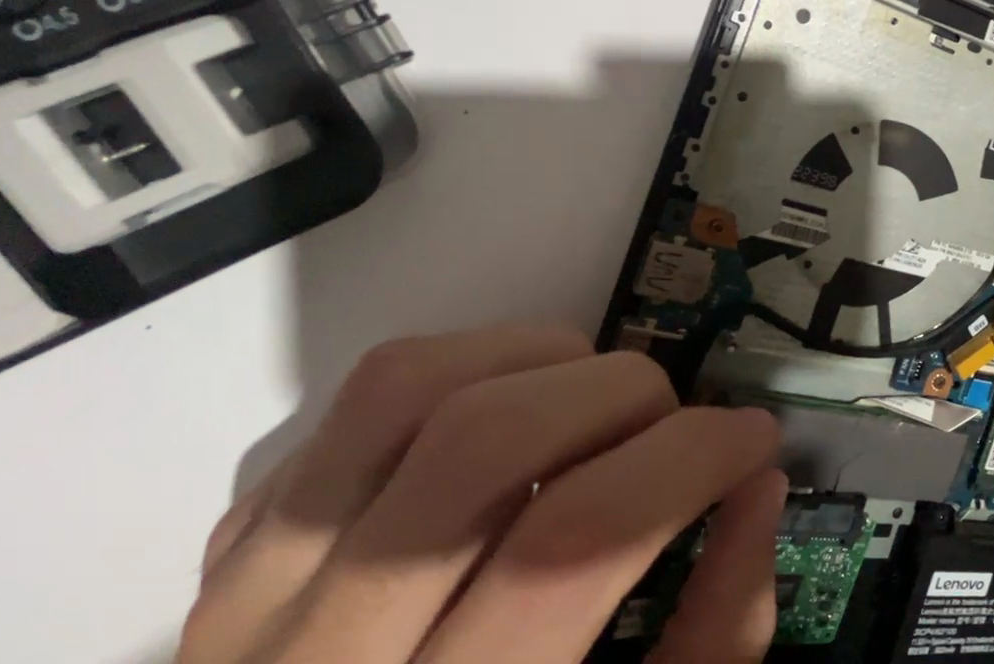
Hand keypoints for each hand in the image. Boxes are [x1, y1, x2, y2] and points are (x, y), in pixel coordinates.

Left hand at [182, 325, 784, 663]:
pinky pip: (359, 399)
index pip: (571, 544)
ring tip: (601, 398)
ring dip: (542, 358)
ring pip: (407, 388)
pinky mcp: (237, 540)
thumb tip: (756, 483)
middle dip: (625, 397)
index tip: (754, 437)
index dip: (690, 461)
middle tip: (676, 423)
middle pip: (486, 441)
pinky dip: (470, 363)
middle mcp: (321, 652)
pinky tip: (519, 403)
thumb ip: (716, 633)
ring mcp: (252, 588)